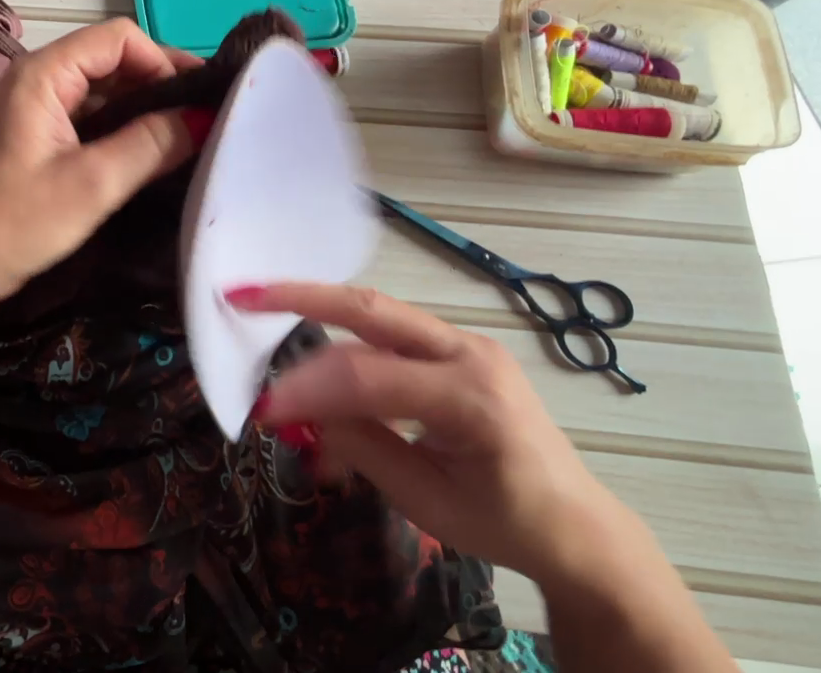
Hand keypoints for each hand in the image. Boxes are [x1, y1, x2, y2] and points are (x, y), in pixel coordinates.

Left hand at [0, 19, 203, 314]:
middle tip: (199, 119)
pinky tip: (143, 152)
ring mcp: (27, 107)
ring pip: (97, 89)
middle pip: (108, 58)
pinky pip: (82, 114)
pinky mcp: (27, 135)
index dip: (163, 61)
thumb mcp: (92, 185)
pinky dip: (115, 126)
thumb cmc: (13, 223)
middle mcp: (32, 78)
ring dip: (138, 107)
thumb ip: (152, 145)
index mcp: (41, 74)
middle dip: (156, 83)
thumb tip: (202, 118)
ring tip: (181, 137)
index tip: (195, 101)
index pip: (117, 38)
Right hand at [235, 285, 634, 587]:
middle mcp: (470, 353)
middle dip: (301, 297)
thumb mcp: (426, 500)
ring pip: (375, 313)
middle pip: (371, 309)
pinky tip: (314, 358)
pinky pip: (388, 334)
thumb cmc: (505, 522)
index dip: (307, 388)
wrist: (576, 525)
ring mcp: (464, 343)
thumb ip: (360, 446)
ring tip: (263, 312)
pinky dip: (344, 340)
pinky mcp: (454, 348)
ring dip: (317, 314)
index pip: (368, 377)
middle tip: (244, 295)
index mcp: (472, 398)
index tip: (260, 408)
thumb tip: (297, 412)